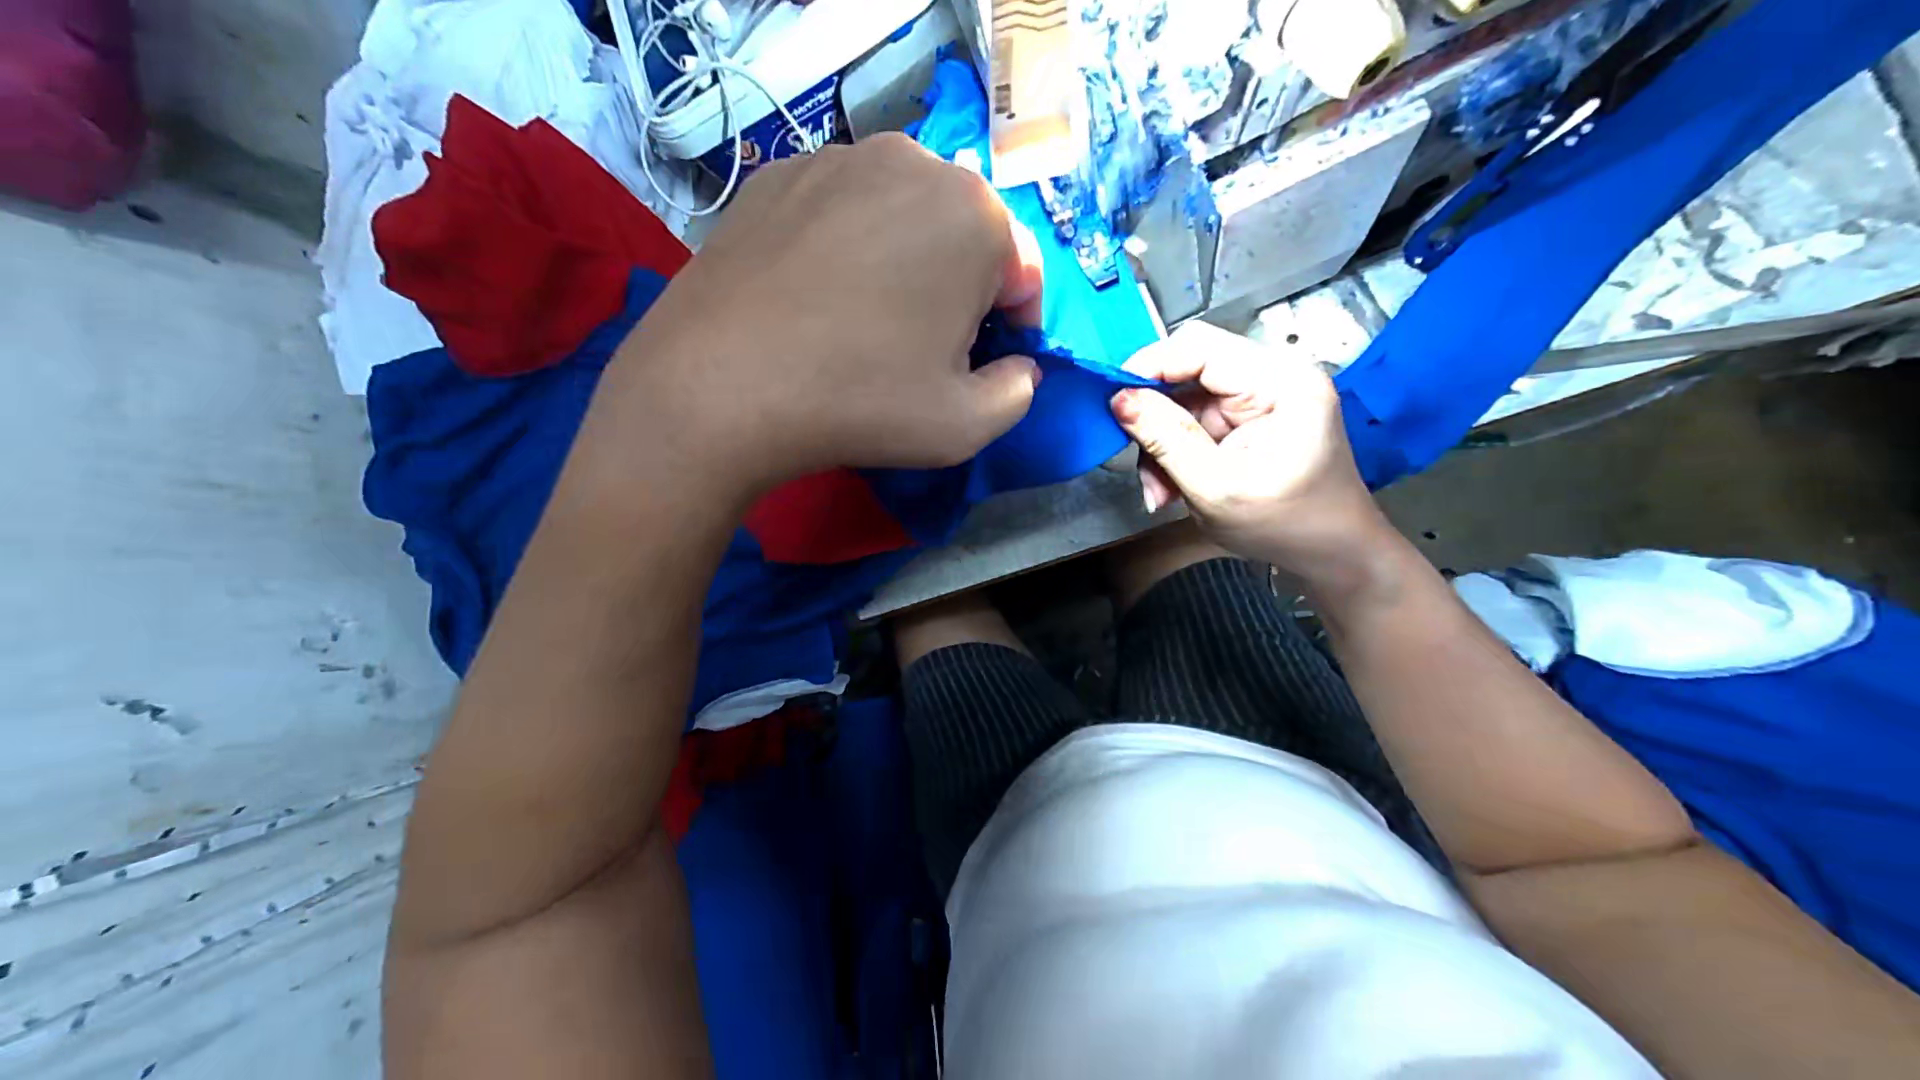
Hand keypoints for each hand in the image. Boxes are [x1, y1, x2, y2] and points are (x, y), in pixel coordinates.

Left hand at [601, 134, 1044, 491]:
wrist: (717, 386)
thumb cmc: (860, 403)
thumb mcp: (967, 426)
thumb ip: (1018, 393)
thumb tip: (1019, 367)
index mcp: (975, 215)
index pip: (1022, 270)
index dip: (1010, 325)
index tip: (977, 363)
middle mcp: (912, 163)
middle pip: (962, 236)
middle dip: (958, 289)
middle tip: (919, 347)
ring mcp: (835, 159)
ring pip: (900, 216)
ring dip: (903, 263)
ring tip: (861, 322)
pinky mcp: (775, 175)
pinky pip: (838, 211)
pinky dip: (843, 248)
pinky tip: (813, 298)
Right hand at [1109, 322, 1395, 580]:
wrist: (1331, 553)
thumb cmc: (1287, 526)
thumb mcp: (1216, 488)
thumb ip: (1166, 439)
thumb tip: (1119, 399)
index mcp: (1281, 381)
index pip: (1198, 347)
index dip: (1148, 368)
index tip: (1113, 403)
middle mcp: (1272, 375)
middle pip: (1186, 371)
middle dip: (1154, 417)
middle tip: (1139, 461)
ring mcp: (1258, 396)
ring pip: (1182, 400)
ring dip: (1161, 444)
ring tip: (1161, 491)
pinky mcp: (1246, 417)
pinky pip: (1192, 421)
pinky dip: (1174, 453)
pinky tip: (1173, 487)